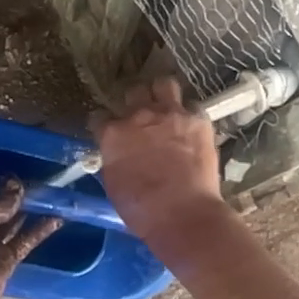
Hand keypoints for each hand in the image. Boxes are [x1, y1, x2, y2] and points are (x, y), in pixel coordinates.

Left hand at [0, 179, 62, 298]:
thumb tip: (16, 187)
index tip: (5, 170)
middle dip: (10, 194)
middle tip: (31, 179)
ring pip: (11, 223)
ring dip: (27, 209)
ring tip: (46, 193)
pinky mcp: (7, 261)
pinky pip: (24, 242)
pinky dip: (39, 231)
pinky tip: (56, 218)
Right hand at [92, 78, 226, 241]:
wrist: (183, 214)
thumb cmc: (142, 210)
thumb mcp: (114, 183)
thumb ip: (114, 158)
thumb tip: (118, 153)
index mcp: (113, 134)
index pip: (100, 117)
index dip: (105, 125)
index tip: (110, 133)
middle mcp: (139, 116)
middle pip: (133, 91)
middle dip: (135, 101)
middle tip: (140, 117)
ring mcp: (171, 114)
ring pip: (164, 84)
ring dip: (162, 94)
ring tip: (166, 107)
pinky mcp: (198, 120)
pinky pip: (192, 106)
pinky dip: (190, 115)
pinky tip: (191, 128)